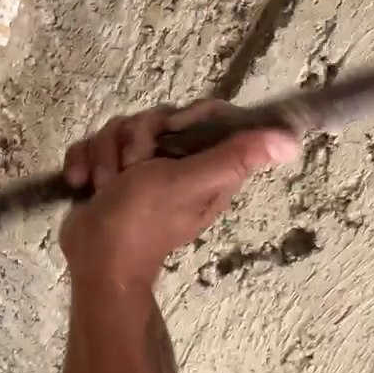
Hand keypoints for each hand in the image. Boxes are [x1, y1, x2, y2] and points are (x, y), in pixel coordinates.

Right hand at [58, 100, 298, 290]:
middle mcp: (176, 164)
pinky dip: (82, 164)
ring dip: (103, 156)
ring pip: (118, 131)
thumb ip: (233, 158)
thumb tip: (291, 142)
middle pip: (154, 118)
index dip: (183, 115)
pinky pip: (91, 147)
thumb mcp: (188, 184)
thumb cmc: (141, 222)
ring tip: (103, 185)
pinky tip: (82, 184)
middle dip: (132, 139)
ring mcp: (138, 170)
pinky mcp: (107, 174)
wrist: (93, 258)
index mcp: (208, 166)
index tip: (167, 128)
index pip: (207, 116)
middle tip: (130, 167)